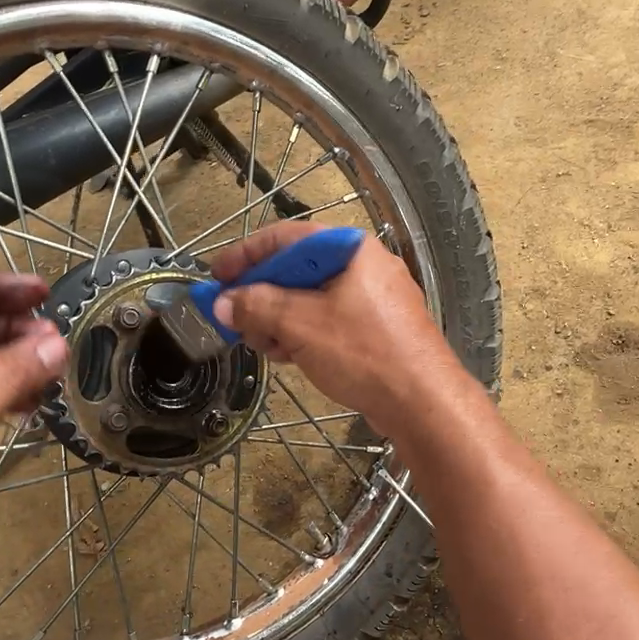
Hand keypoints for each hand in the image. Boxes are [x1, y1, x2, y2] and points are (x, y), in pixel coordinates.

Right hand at [208, 222, 474, 437]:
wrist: (422, 401)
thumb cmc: (364, 353)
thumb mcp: (300, 324)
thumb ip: (256, 306)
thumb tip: (221, 302)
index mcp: (350, 248)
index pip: (286, 238)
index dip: (245, 256)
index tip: (216, 277)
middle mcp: (365, 266)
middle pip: (298, 269)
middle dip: (262, 296)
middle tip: (236, 321)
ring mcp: (375, 299)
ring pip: (312, 299)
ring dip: (280, 319)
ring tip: (264, 345)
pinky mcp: (379, 329)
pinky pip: (331, 321)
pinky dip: (305, 333)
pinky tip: (290, 356)